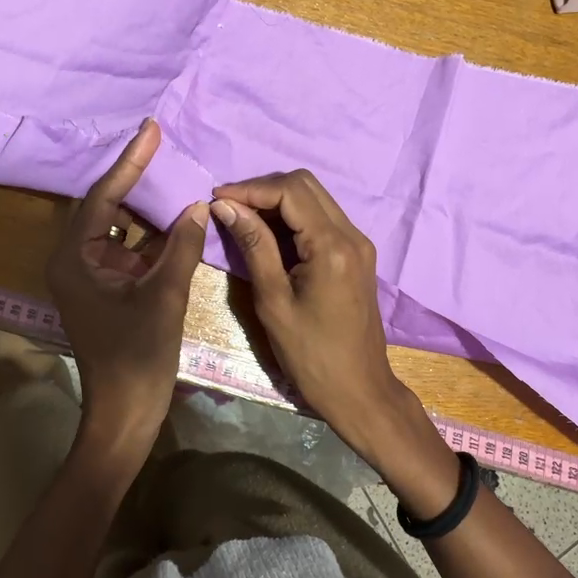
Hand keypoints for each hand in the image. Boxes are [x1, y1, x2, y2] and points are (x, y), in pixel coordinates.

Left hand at [48, 120, 208, 461]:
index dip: (130, 162)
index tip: (150, 129)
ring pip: (120, 226)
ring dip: (146, 205)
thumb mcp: (163, 297)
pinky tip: (177, 214)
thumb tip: (197, 204)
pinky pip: (129, 248)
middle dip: (136, 178)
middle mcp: (75, 259)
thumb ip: (180, 247)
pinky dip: (152, 234)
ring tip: (172, 169)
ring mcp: (91, 274)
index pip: (103, 196)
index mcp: (74, 258)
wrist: (125, 415)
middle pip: (107, 205)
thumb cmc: (136, 357)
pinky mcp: (108, 287)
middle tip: (162, 142)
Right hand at [213, 171, 450, 499]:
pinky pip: (321, 217)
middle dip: (263, 188)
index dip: (249, 188)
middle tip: (228, 207)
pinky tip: (267, 232)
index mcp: (332, 245)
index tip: (216, 199)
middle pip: (304, 184)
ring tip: (241, 217)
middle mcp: (351, 234)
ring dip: (277, 199)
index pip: (289, 191)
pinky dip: (292, 215)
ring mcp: (358, 243)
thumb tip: (226, 205)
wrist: (360, 393)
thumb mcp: (273, 301)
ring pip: (314, 196)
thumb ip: (253, 245)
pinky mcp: (356, 254)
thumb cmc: (311, 356)